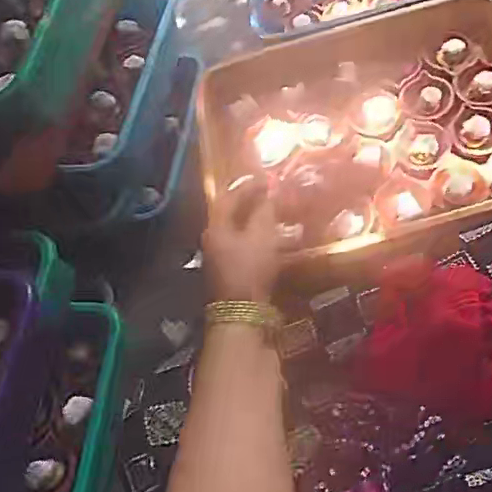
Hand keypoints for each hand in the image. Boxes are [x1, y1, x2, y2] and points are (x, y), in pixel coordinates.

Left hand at [203, 175, 280, 303]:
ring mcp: (220, 259)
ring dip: (258, 224)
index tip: (266, 177)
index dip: (248, 185)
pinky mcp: (231, 274)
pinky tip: (276, 243)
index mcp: (216, 227)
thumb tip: (268, 193)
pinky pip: (246, 248)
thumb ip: (265, 211)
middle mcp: (213, 240)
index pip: (229, 197)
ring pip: (240, 233)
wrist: (243, 315)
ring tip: (279, 219)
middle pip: (232, 215)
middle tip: (273, 196)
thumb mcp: (261, 236)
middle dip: (253, 205)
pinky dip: (259, 241)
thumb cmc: (250, 269)